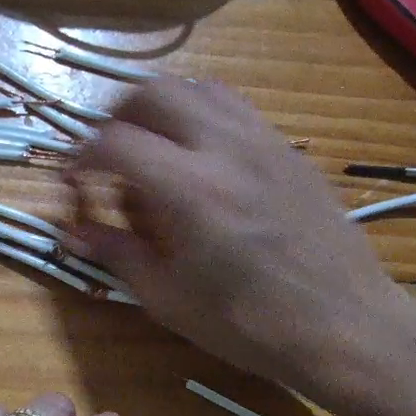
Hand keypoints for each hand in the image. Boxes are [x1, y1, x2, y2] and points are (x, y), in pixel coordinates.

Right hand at [64, 77, 415, 401]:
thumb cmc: (248, 325)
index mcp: (189, 189)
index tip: (71, 180)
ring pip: (198, 89)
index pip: (115, 142)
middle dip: (116, 117)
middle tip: (105, 156)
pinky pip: (235, 108)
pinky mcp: (288, 150)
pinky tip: (198, 159)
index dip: (80, 156)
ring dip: (160, 108)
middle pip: (155, 92)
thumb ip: (118, 254)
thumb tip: (73, 233)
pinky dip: (200, 117)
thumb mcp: (168, 299)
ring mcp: (263, 141)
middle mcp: (225, 147)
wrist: (343, 326)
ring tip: (150, 149)